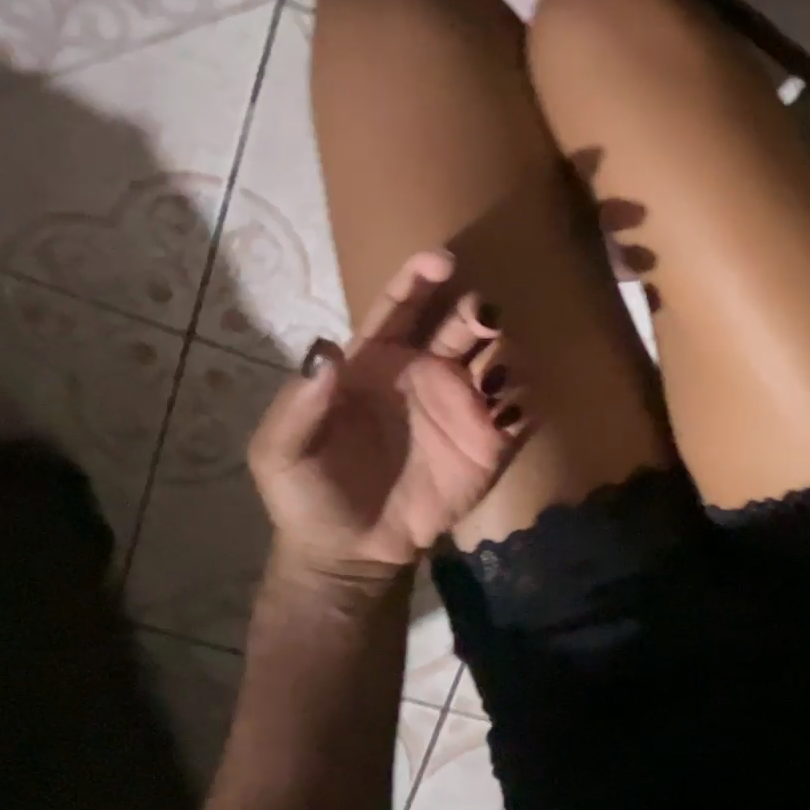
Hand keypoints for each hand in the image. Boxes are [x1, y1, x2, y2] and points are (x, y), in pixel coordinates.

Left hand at [248, 251, 529, 577]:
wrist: (352, 551)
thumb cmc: (310, 491)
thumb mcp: (281, 452)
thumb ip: (299, 404)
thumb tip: (325, 353)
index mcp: (378, 364)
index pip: (400, 311)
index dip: (418, 281)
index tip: (440, 259)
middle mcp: (429, 374)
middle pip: (461, 328)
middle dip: (477, 312)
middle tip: (485, 314)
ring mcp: (467, 407)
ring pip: (500, 362)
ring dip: (507, 356)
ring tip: (497, 373)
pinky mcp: (495, 442)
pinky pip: (523, 412)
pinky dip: (529, 404)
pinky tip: (518, 410)